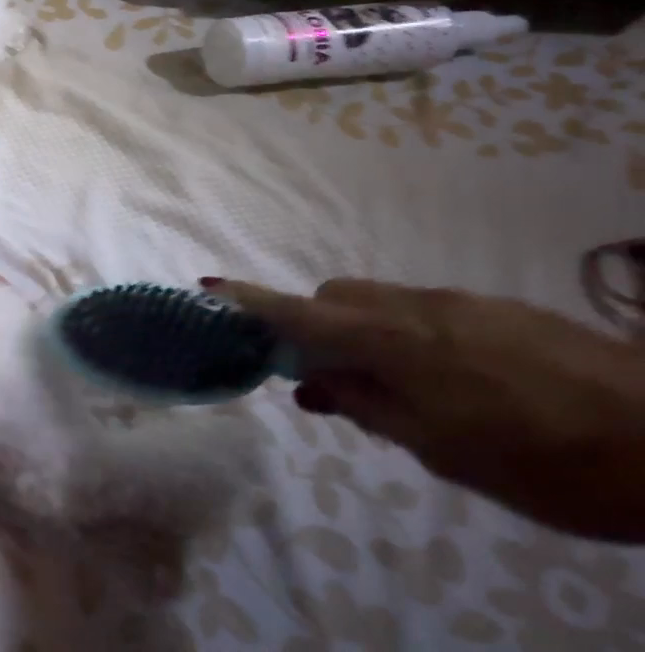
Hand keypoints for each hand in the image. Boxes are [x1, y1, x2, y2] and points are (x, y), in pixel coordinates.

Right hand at [213, 277, 644, 542]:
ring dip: (366, 331)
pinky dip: (411, 337)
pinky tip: (454, 384)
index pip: (299, 311)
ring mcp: (468, 305)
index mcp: (394, 340)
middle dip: (316, 323)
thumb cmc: (543, 459)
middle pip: (339, 295)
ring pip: (385, 303)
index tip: (205, 288)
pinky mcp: (509, 314)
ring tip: (394, 389)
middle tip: (325, 377)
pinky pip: (430, 313)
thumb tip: (312, 381)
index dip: (249, 301)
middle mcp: (420, 308)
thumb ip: (368, 406)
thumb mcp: (440, 449)